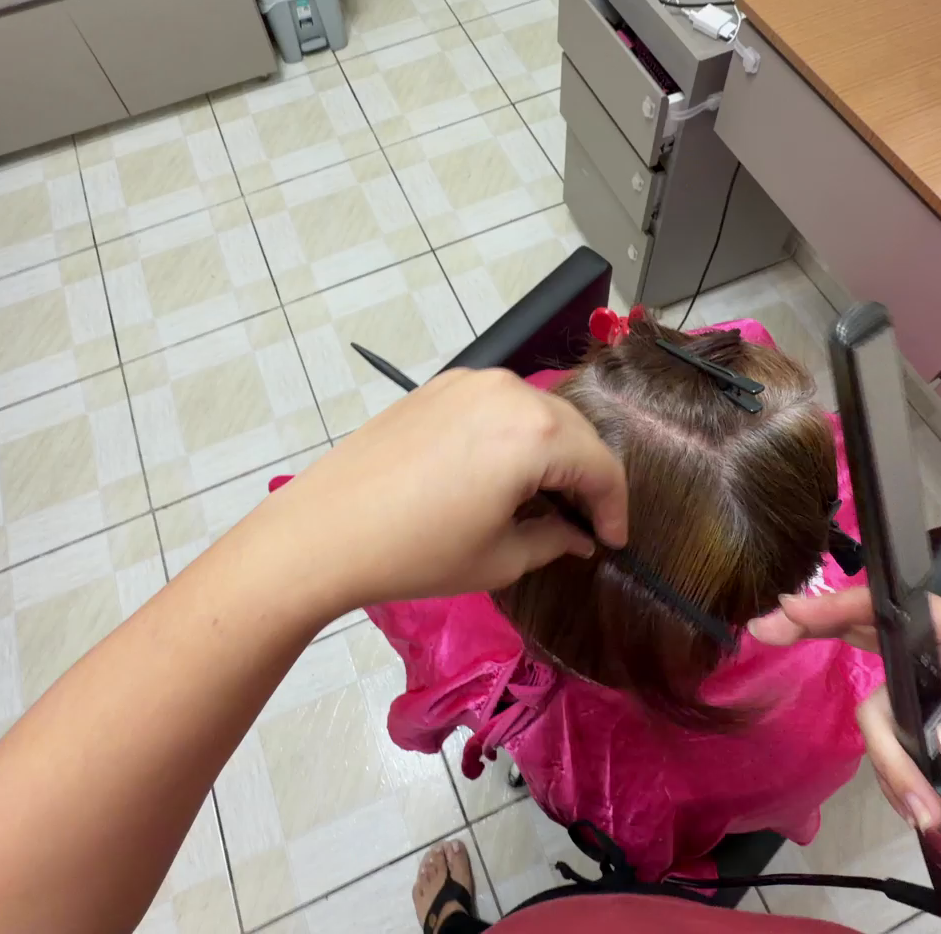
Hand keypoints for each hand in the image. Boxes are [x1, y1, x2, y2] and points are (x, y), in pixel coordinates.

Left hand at [240, 368, 628, 612]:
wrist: (324, 529)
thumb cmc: (417, 552)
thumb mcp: (498, 559)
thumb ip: (554, 541)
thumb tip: (579, 536)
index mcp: (534, 432)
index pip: (601, 466)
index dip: (616, 508)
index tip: (613, 541)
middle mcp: (509, 391)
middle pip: (573, 431)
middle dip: (587, 477)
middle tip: (584, 523)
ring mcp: (470, 381)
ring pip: (537, 412)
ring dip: (553, 452)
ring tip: (545, 497)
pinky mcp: (439, 385)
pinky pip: (499, 405)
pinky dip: (515, 434)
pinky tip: (502, 470)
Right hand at [751, 589, 940, 933]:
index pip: (916, 613)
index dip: (857, 602)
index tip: (803, 606)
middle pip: (870, 641)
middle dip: (816, 630)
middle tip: (769, 631)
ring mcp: (932, 719)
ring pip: (876, 720)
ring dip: (890, 765)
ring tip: (927, 811)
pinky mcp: (923, 762)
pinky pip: (886, 763)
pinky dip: (896, 789)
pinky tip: (928, 816)